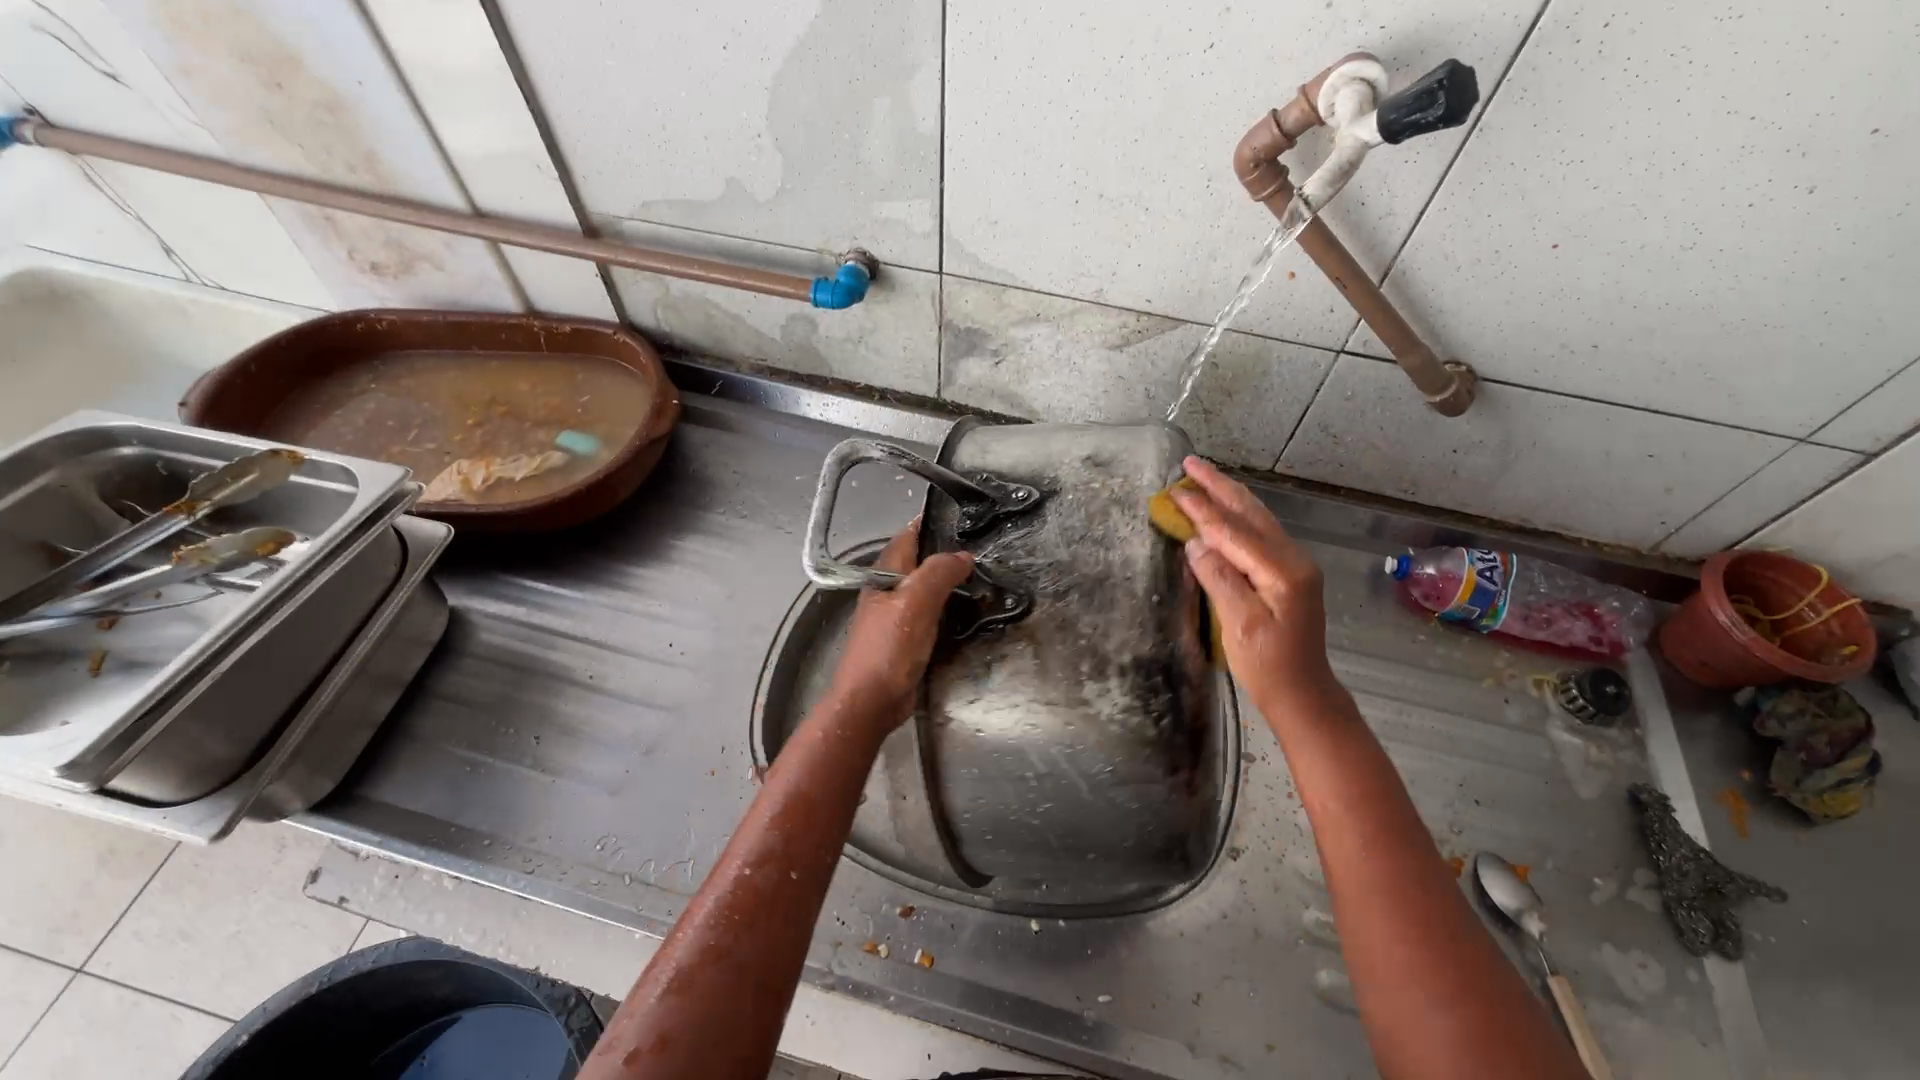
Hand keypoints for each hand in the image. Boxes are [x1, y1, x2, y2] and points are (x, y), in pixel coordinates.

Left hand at [827, 518, 974, 728]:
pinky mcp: (903, 639)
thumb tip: (964, 555)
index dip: (928, 523)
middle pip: (916, 561)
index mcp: (884, 576)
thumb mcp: (917, 603)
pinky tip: (962, 610)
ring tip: (977, 574)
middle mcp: (887, 591)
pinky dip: (944, 605)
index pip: (907, 537)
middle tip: (978, 545)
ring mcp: (894, 616)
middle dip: (942, 550)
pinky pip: (927, 612)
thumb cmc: (890, 649)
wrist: (870, 701)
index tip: (959, 514)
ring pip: (923, 587)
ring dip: (945, 579)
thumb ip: (939, 574)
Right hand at [1170, 456, 1335, 706]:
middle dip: (1219, 487)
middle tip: (1189, 463)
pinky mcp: (1289, 574)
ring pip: (1258, 520)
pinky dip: (1237, 517)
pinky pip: (1260, 534)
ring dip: (1228, 497)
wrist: (1303, 694)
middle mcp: (1294, 560)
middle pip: (1251, 514)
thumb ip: (1220, 580)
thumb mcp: (1240, 627)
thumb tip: (1197, 543)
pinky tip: (1224, 510)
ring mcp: (1295, 565)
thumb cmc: (1269, 667)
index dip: (1202, 509)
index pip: (1235, 531)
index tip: (1175, 489)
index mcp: (1283, 572)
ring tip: (1203, 477)